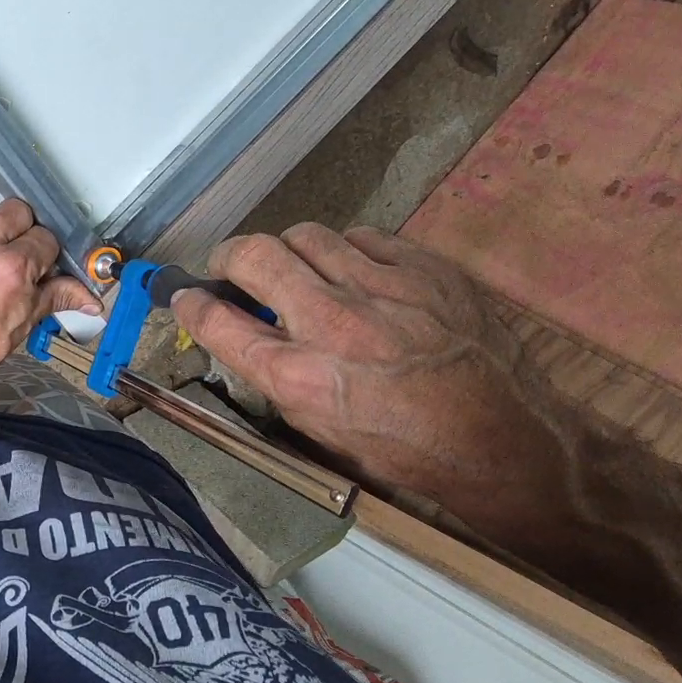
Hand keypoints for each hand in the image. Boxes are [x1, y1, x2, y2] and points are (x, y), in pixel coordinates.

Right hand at [171, 223, 572, 524]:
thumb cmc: (395, 447)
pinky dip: (343, 252)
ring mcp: (382, 288)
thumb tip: (240, 335)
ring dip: (286, 251)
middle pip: (253, 256)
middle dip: (227, 257)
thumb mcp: (312, 427)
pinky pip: (362, 236)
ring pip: (305, 235)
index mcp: (297, 375)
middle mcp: (331, 323)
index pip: (216, 321)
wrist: (497, 437)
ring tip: (294, 269)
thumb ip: (269, 375)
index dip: (188, 303)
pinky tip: (351, 272)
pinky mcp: (425, 268)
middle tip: (229, 267)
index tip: (184, 297)